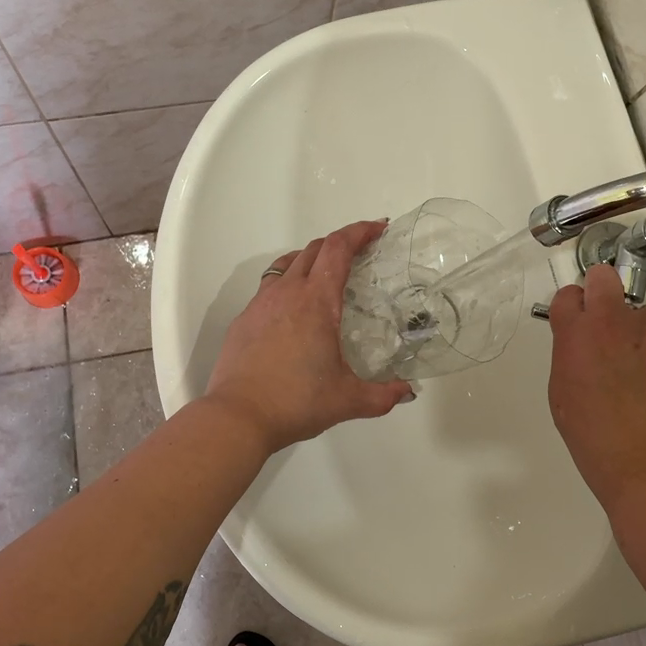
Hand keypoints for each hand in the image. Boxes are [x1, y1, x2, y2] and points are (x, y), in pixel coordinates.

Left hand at [204, 220, 413, 453]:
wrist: (237, 416)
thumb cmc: (296, 402)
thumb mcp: (348, 400)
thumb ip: (383, 395)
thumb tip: (407, 391)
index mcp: (317, 301)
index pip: (338, 248)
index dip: (359, 231)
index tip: (378, 228)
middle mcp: (287, 292)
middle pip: (314, 248)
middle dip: (340, 242)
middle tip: (361, 252)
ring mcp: (261, 304)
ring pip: (288, 263)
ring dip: (311, 258)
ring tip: (326, 274)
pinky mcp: (244, 320)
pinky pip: (269, 287)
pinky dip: (288, 283)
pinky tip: (294, 311)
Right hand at [547, 263, 645, 509]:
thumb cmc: (591, 437)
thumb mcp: (561, 393)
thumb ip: (569, 356)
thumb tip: (580, 344)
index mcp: (575, 335)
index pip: (568, 294)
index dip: (572, 307)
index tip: (575, 322)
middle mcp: (612, 324)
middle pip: (605, 278)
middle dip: (602, 290)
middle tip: (605, 320)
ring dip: (638, 329)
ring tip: (638, 362)